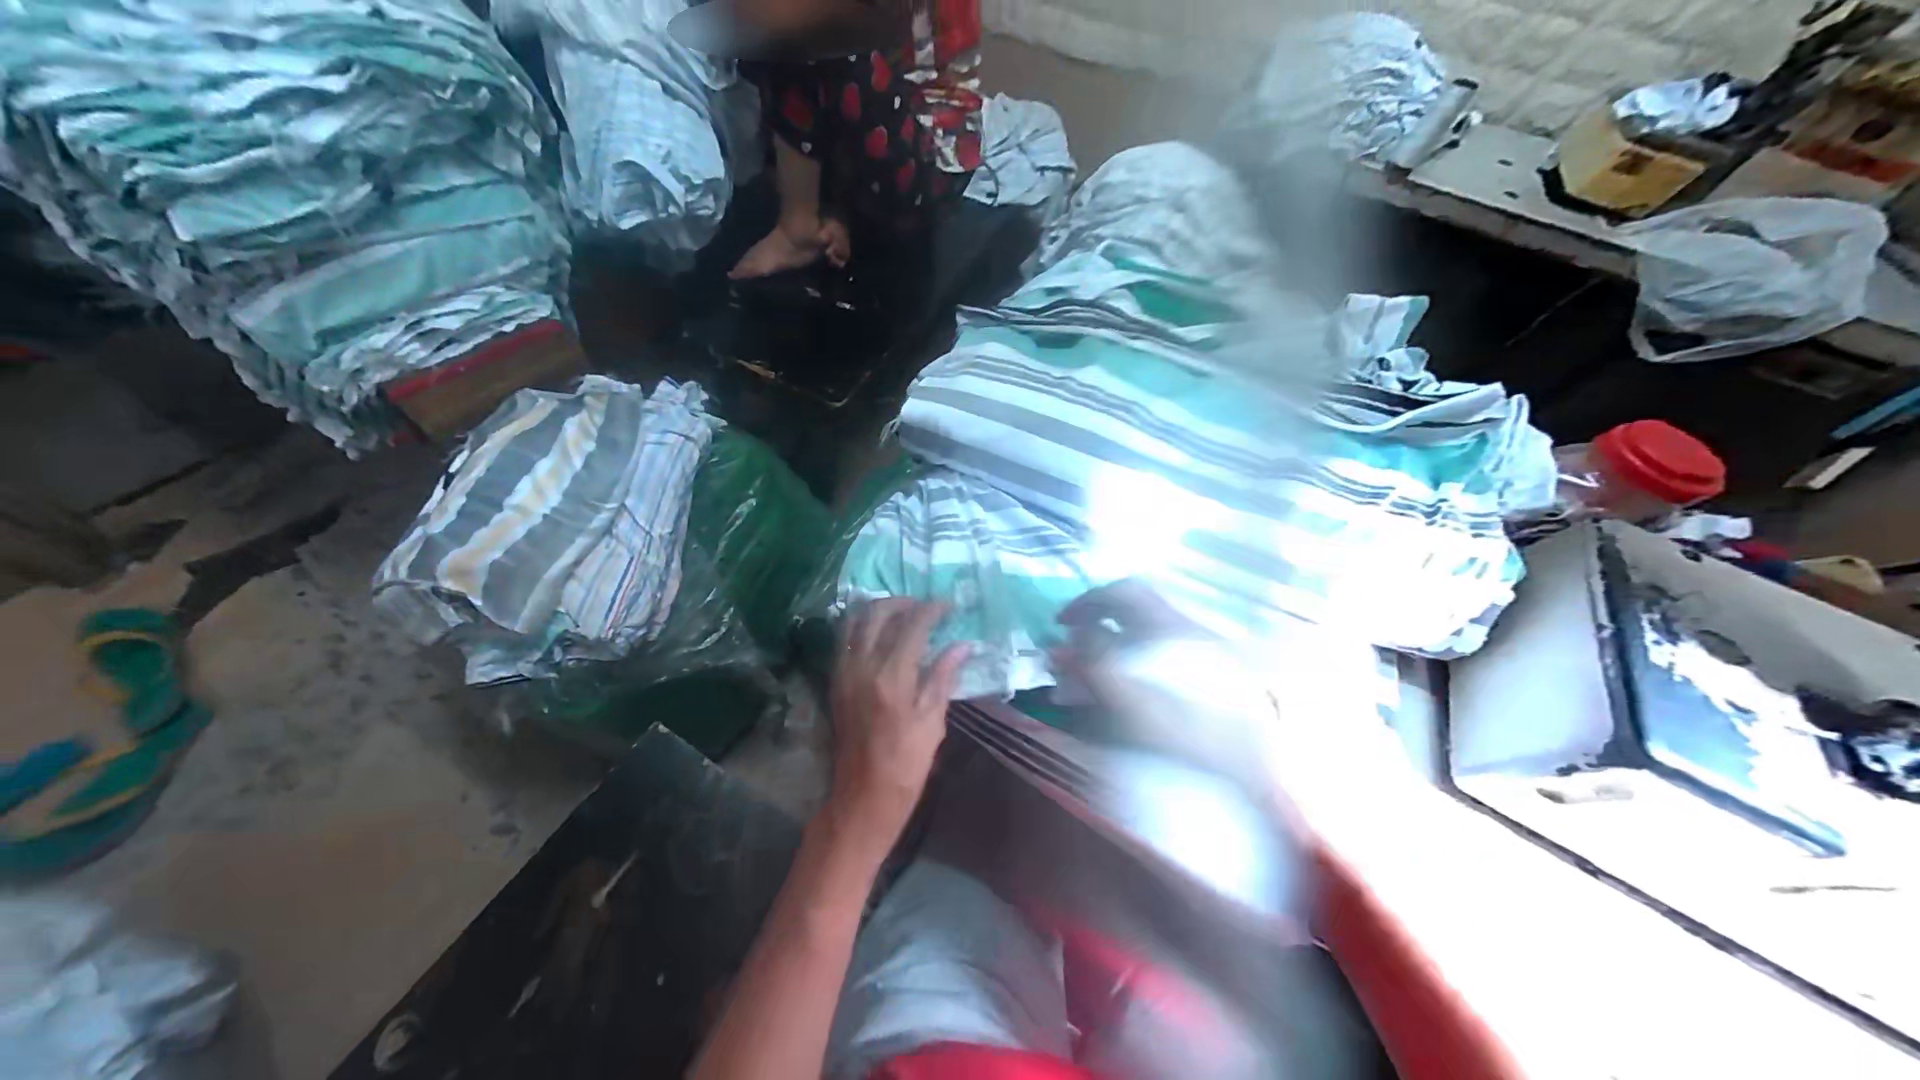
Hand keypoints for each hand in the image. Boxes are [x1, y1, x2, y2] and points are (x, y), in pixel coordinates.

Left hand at [826, 599, 969, 841]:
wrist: (863, 797)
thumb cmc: (906, 764)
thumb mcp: (933, 722)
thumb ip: (943, 677)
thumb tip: (961, 646)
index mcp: (892, 677)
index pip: (913, 625)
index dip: (933, 609)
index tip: (949, 606)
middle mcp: (863, 667)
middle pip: (877, 613)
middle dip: (903, 602)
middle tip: (925, 607)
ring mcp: (844, 673)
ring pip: (855, 621)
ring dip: (879, 610)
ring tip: (903, 615)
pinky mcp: (835, 682)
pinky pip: (846, 640)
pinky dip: (863, 627)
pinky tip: (882, 634)